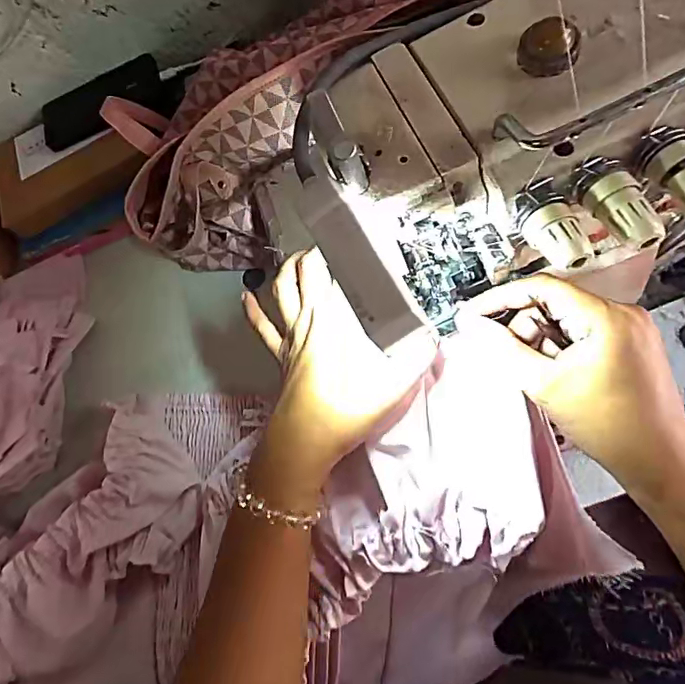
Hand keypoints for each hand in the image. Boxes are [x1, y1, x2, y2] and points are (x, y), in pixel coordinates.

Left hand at [242, 249, 434, 510]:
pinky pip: (262, 329)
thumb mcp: (395, 382)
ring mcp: (289, 339)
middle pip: (298, 276)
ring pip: (279, 295)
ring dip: (284, 274)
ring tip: (290, 260)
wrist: (305, 443)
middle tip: (320, 248)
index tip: (341, 241)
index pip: (323, 271)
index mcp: (331, 318)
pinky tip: (246, 297)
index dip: (328, 250)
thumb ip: (419, 356)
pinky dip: (253, 311)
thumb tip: (437, 338)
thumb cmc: (347, 408)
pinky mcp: (280, 359)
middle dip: (307, 256)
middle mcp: (306, 321)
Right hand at [457, 275, 684, 483]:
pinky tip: (564, 378)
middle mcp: (623, 313)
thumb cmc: (615, 428)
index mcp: (606, 316)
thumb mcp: (545, 385)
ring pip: (565, 320)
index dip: (501, 299)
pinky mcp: (629, 343)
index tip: (476, 314)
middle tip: (521, 363)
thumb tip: (476, 326)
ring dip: (545, 345)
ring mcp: (629, 328)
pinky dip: (563, 351)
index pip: (541, 288)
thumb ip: (504, 349)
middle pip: (552, 303)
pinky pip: (582, 333)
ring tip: (551, 379)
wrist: (656, 458)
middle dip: (528, 332)